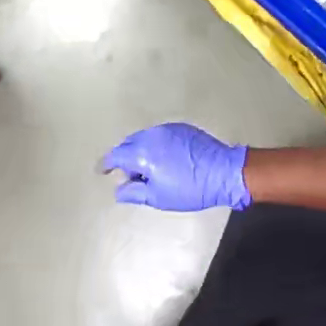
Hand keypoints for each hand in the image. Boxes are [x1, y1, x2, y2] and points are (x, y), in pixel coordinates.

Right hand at [102, 123, 250, 210]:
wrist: (224, 172)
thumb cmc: (189, 188)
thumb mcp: (158, 197)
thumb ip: (133, 192)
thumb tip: (119, 189)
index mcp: (144, 151)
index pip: (116, 155)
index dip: (106, 163)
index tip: (101, 170)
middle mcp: (153, 134)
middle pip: (129, 144)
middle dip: (126, 159)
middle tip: (133, 177)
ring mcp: (169, 128)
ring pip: (145, 138)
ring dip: (141, 151)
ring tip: (152, 171)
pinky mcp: (183, 128)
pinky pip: (160, 135)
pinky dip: (156, 146)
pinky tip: (166, 161)